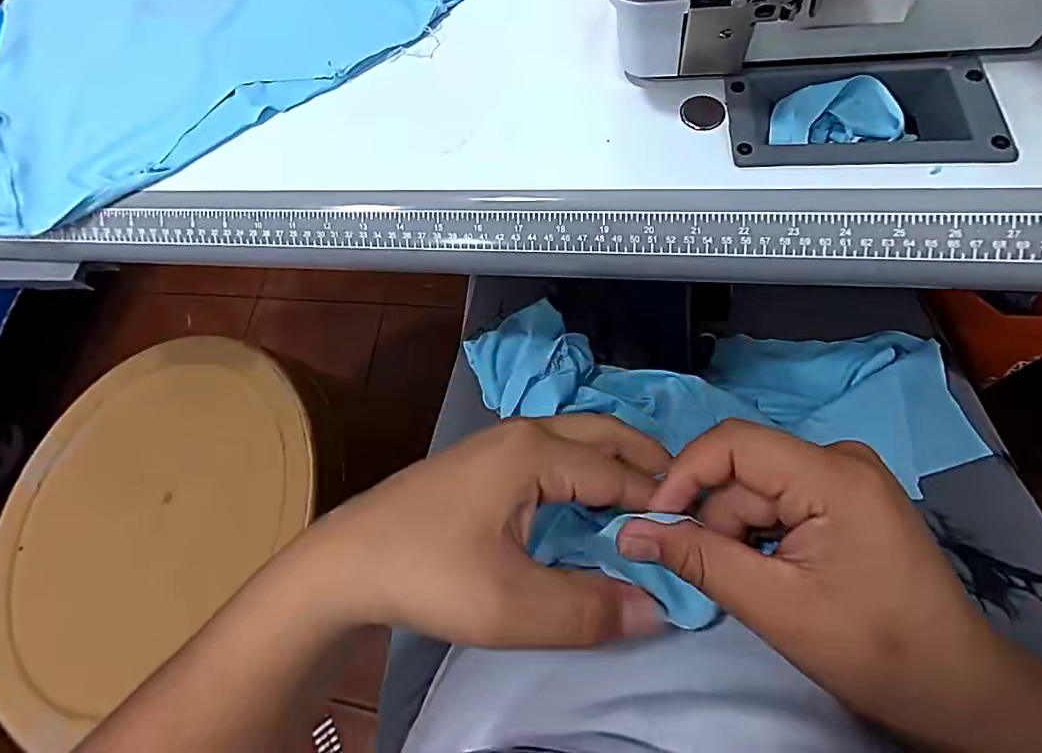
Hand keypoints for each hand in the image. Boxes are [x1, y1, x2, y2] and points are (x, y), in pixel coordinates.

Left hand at [291, 416, 670, 647]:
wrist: (348, 558)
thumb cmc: (429, 574)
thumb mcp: (511, 607)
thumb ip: (588, 610)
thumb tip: (654, 608)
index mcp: (535, 452)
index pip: (616, 472)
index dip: (656, 502)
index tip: (693, 531)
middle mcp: (522, 432)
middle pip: (602, 433)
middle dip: (646, 459)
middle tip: (682, 498)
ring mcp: (499, 440)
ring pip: (576, 436)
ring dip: (615, 459)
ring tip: (645, 497)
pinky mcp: (485, 457)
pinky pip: (553, 448)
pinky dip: (586, 464)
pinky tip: (586, 497)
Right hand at [615, 420, 1002, 737]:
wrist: (961, 691)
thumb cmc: (877, 653)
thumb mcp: (776, 608)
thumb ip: (698, 560)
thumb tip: (631, 532)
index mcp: (834, 475)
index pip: (734, 443)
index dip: (685, 473)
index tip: (656, 518)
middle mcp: (840, 456)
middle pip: (744, 470)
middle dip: (720, 521)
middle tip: (726, 578)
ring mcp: (846, 472)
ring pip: (757, 486)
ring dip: (741, 532)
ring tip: (765, 585)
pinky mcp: (846, 490)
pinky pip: (779, 495)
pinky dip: (763, 532)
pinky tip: (781, 570)